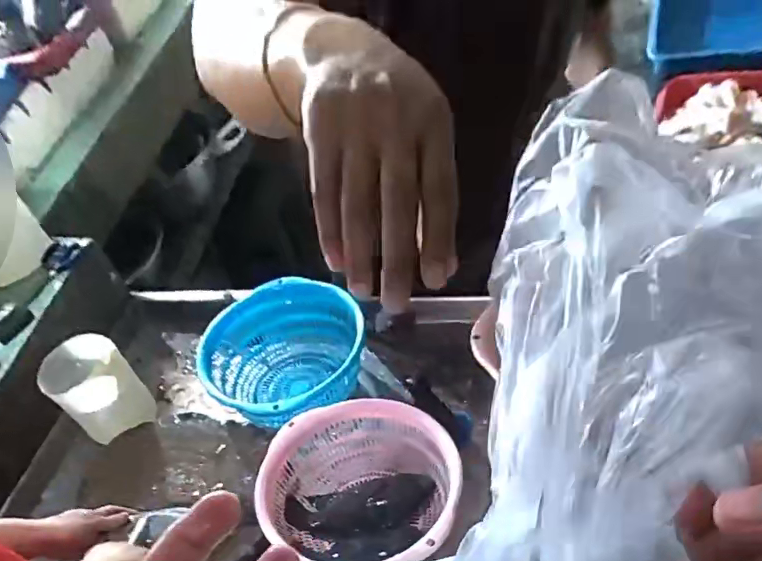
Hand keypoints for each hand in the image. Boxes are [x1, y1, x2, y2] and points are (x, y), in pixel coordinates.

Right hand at [269, 12, 458, 311]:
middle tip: (396, 303)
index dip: (437, 237)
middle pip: (397, 203)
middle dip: (396, 259)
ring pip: (357, 204)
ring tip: (363, 292)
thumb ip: (433, 195)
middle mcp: (395, 124)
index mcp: (432, 124)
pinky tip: (335, 263)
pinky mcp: (319, 134)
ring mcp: (354, 127)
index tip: (435, 280)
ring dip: (359, 254)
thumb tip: (442, 264)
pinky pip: (324, 195)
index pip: (439, 189)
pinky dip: (329, 232)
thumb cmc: (395, 112)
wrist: (341, 55)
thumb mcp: (424, 137)